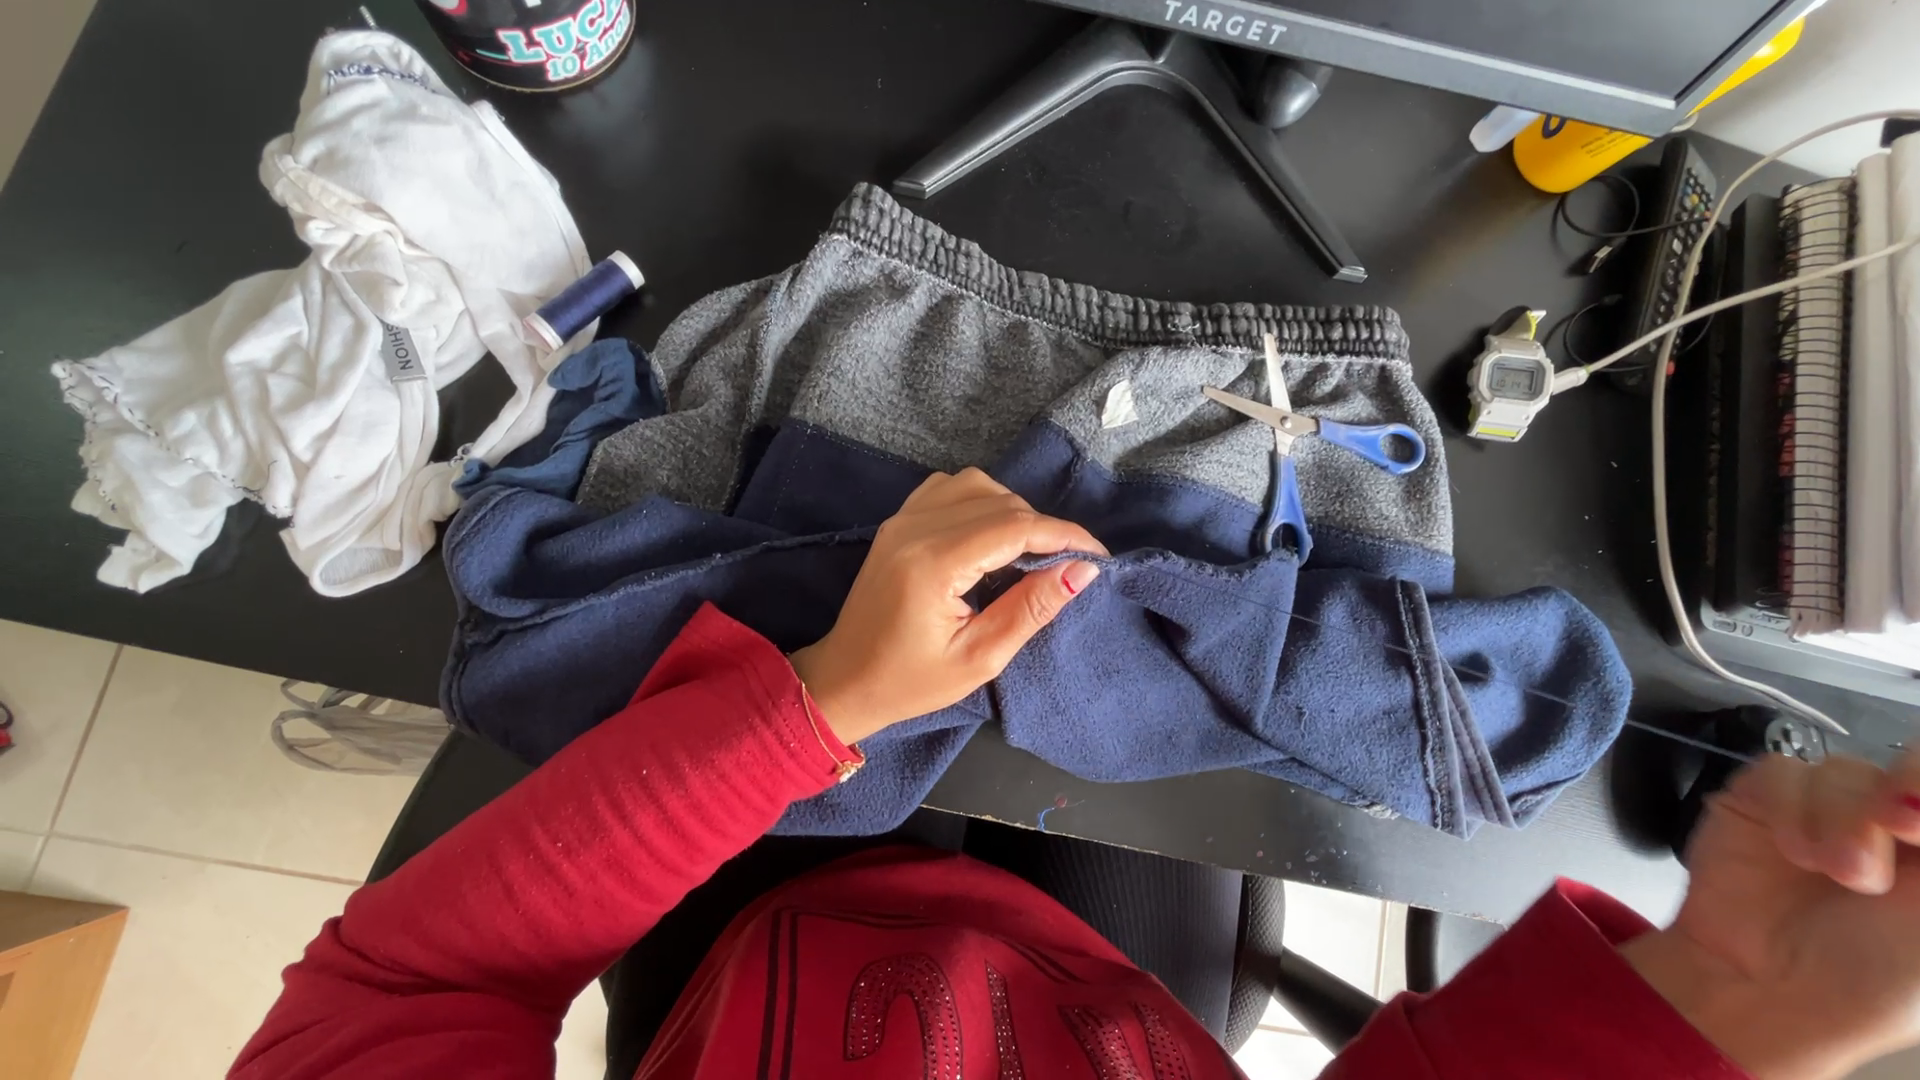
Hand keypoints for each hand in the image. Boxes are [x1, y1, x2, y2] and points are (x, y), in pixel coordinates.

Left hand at [787, 468, 1106, 744]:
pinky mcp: (897, 521)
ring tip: (1028, 552)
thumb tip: (1083, 570)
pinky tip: (990, 535)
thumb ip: (1031, 609)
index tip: (1097, 556)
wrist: (845, 678)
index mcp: (933, 564)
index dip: (1064, 535)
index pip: (1014, 527)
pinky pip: (949, 488)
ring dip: (1012, 511)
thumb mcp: (980, 658)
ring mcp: (902, 519)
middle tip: (1064, 565)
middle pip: (1000, 502)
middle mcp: (915, 528)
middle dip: (1043, 527)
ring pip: (976, 485)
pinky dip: (981, 501)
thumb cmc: (910, 681)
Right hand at [1623, 747, 1919, 1078]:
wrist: (1773, 978)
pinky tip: (1792, 852)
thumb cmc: (1885, 970)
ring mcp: (1825, 807)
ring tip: (1831, 871)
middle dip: (1906, 789)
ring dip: (1839, 819)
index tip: (1919, 828)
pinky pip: (1780, 772)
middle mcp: (1894, 821)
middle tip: (1897, 827)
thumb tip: (1915, 801)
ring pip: (1843, 769)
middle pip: (1910, 759)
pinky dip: (1789, 809)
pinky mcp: (1760, 799)